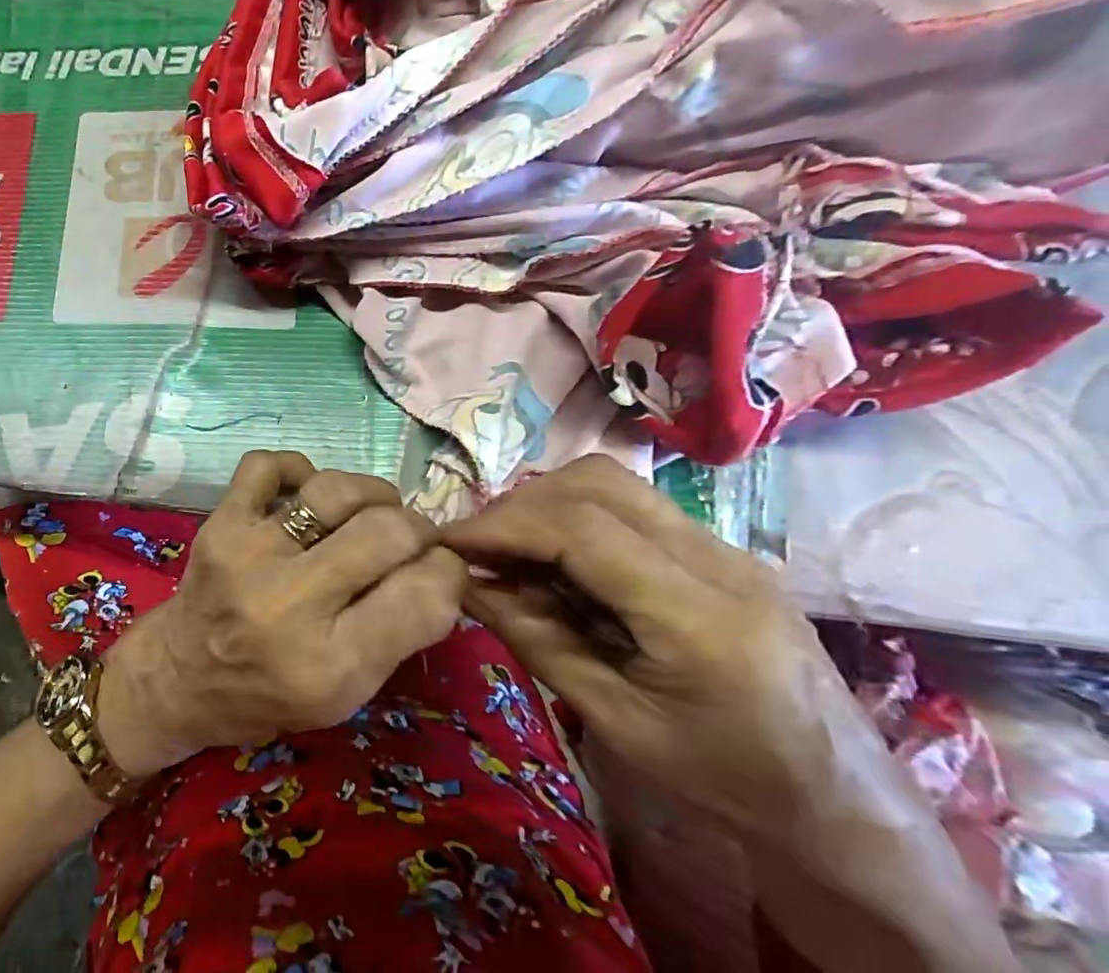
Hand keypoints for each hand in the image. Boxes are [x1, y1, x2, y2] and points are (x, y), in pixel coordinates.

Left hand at [96, 451, 468, 777]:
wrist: (181, 675)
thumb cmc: (269, 693)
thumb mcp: (346, 693)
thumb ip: (399, 632)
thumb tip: (440, 561)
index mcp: (331, 665)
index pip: (426, 595)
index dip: (448, 573)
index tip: (438, 569)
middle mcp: (289, 604)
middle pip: (389, 532)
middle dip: (418, 530)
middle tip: (409, 540)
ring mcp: (248, 555)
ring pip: (336, 490)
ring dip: (371, 494)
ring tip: (370, 513)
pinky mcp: (218, 525)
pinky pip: (267, 465)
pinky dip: (298, 470)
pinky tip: (307, 496)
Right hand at [440, 455, 916, 840]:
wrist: (843, 807)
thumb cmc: (724, 781)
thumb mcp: (614, 720)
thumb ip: (535, 641)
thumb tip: (465, 584)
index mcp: (698, 615)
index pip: (580, 528)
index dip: (501, 526)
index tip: (447, 545)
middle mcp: (720, 561)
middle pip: (596, 484)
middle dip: (519, 507)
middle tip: (475, 551)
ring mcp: (726, 551)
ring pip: (613, 485)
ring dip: (545, 507)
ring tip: (509, 556)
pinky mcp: (720, 555)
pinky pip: (631, 510)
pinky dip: (574, 521)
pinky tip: (555, 567)